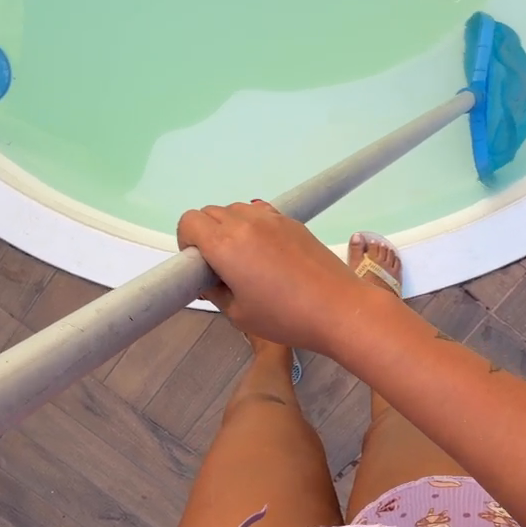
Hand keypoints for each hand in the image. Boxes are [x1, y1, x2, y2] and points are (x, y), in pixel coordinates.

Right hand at [176, 201, 374, 353]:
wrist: (338, 308)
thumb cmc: (285, 317)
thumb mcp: (238, 314)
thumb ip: (215, 291)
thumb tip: (207, 280)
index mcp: (225, 244)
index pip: (189, 221)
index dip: (186, 242)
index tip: (199, 264)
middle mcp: (245, 222)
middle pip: (210, 212)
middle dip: (207, 234)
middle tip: (221, 265)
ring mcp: (271, 218)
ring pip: (236, 209)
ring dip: (230, 227)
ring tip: (245, 257)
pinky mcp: (292, 221)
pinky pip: (261, 213)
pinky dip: (254, 226)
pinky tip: (268, 253)